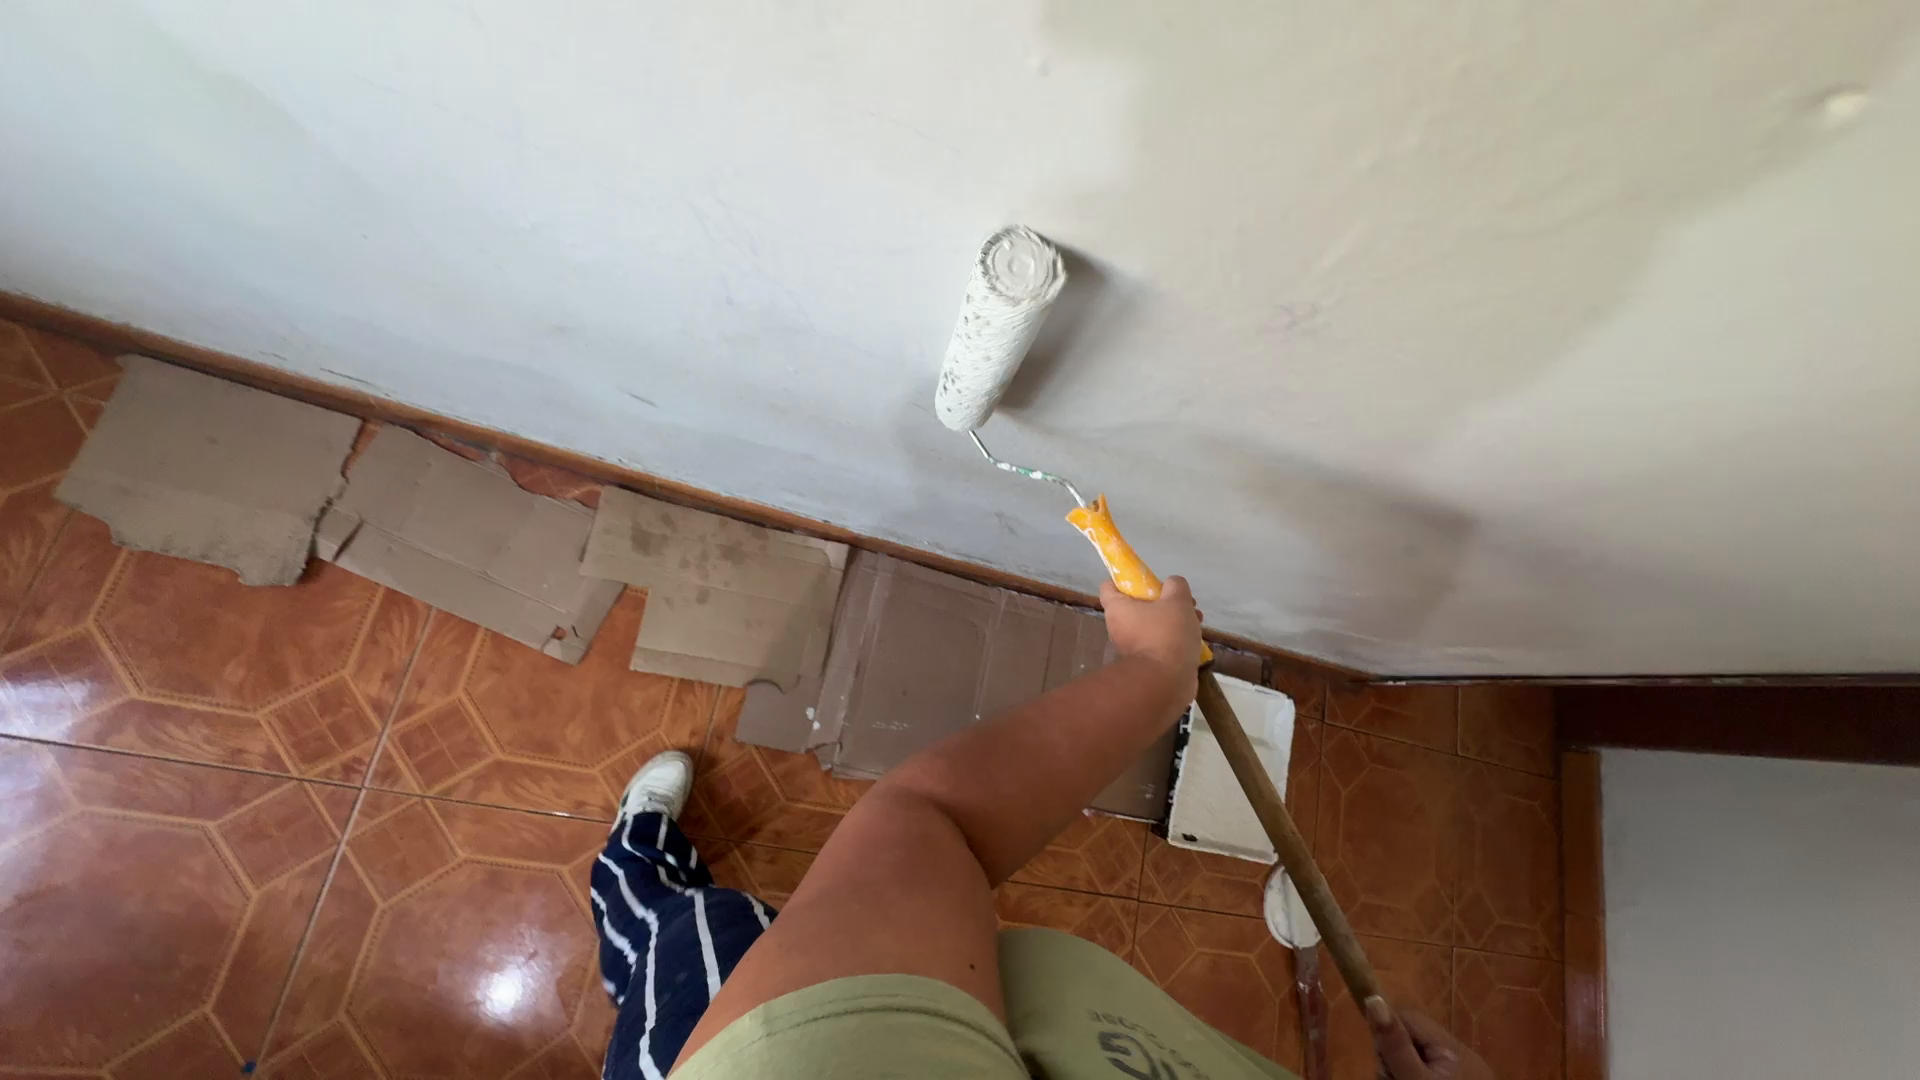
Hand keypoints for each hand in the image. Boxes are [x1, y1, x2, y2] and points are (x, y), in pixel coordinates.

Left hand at [1100, 575, 1202, 692]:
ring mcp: (1131, 646)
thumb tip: (1173, 584)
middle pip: (1137, 604)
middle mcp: (1118, 626)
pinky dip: (1174, 639)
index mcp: (1117, 608)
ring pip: (1151, 624)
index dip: (1125, 579)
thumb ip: (1176, 586)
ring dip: (1173, 619)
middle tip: (1184, 602)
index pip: (1109, 586)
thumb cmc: (1166, 634)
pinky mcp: (1146, 661)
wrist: (1166, 681)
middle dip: (1163, 600)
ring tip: (1197, 620)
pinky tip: (1195, 640)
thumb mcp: (1177, 601)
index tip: (1147, 580)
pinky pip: (1158, 642)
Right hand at [1366, 998, 1494, 1079]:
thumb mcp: (1415, 1079)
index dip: (1388, 1030)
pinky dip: (1412, 1075)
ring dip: (1399, 1066)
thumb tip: (1372, 997)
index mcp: (1455, 1047)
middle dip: (1392, 1053)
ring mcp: (1463, 1072)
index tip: (1382, 1056)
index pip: (1408, 1017)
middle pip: (1411, 1036)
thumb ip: (1395, 1044)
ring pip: (1416, 1054)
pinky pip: (1427, 1069)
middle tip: (1391, 1076)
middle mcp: (1462, 1054)